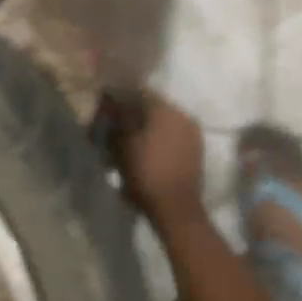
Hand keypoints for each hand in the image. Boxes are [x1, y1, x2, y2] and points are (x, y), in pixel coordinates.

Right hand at [106, 90, 206, 232]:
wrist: (175, 208)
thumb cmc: (144, 172)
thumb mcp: (122, 143)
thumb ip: (117, 117)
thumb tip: (111, 99)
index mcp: (165, 109)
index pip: (138, 92)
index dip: (118, 99)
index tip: (104, 111)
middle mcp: (183, 115)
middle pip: (152, 108)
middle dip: (133, 116)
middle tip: (114, 130)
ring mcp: (193, 134)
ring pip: (163, 123)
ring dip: (145, 130)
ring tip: (128, 145)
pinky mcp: (196, 152)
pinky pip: (172, 138)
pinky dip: (158, 142)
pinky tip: (145, 155)